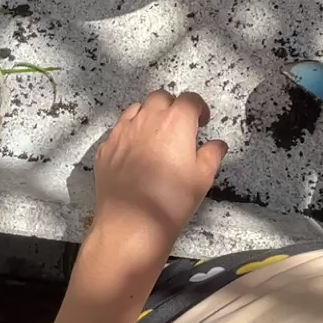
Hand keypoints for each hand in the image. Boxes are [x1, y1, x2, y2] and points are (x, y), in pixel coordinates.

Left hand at [91, 90, 226, 261]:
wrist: (131, 224)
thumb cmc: (172, 200)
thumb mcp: (203, 178)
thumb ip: (212, 154)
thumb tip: (217, 144)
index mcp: (176, 122)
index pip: (189, 99)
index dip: (199, 108)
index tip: (201, 124)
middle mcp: (147, 119)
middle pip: (161, 97)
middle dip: (172, 107)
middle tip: (179, 129)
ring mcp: (122, 131)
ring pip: (137, 109)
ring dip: (149, 116)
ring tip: (155, 138)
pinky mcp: (106, 147)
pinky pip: (119, 130)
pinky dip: (130, 134)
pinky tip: (135, 155)